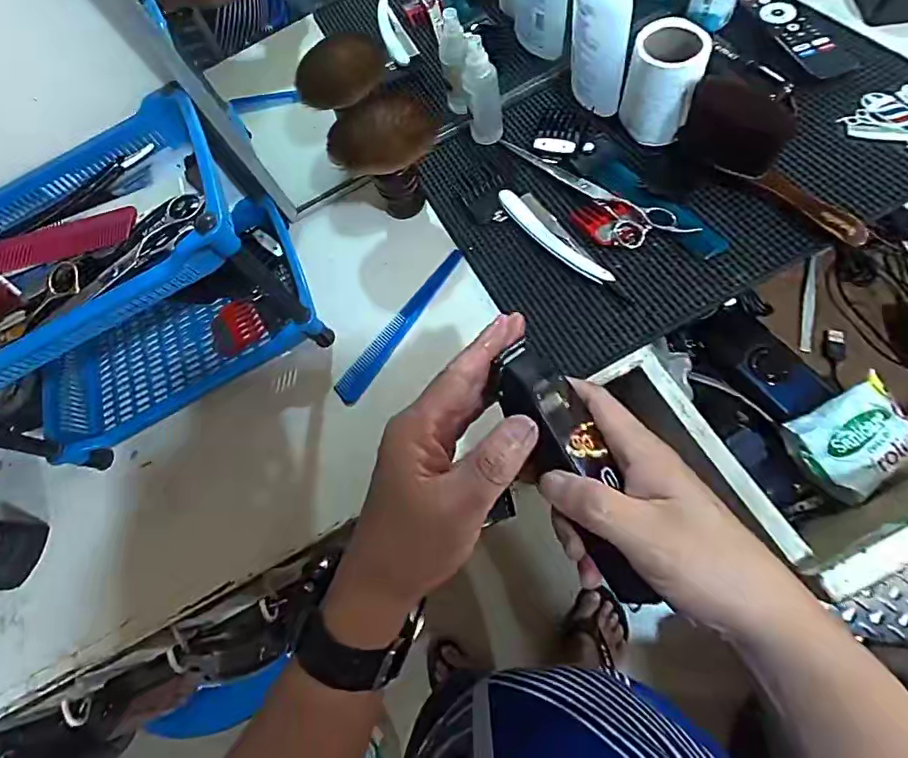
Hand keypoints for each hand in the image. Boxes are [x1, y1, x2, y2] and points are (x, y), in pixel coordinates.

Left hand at [323, 314, 538, 646]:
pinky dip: (484, 410)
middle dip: (489, 354)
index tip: (511, 320)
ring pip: (460, 403)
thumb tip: (528, 421)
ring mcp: (422, 445)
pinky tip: (502, 406)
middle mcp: (418, 428)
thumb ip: (493, 461)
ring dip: (488, 379)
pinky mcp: (429, 463)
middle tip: (520, 329)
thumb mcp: (459, 505)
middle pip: (458, 383)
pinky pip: (461, 425)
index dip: (486, 347)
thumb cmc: (414, 546)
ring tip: (516, 355)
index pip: (458, 377)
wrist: (378, 587)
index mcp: (418, 428)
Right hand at [538, 380, 807, 639]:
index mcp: (644, 452)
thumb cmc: (704, 560)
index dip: (565, 392)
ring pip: (593, 494)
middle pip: (585, 457)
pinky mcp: (651, 525)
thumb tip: (547, 477)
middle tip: (561, 525)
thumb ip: (589, 501)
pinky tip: (597, 574)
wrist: (756, 610)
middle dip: (564, 489)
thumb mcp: (638, 531)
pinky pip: (609, 522)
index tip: (529, 402)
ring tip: (583, 563)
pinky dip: (597, 544)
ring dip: (579, 526)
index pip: (599, 402)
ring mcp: (647, 496)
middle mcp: (643, 466)